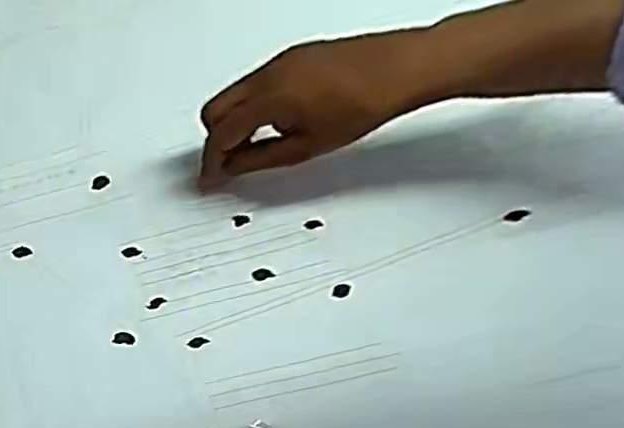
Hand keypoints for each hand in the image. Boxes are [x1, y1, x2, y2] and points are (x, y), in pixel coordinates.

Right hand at [198, 29, 438, 186]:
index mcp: (269, 97)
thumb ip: (255, 160)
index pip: (219, 134)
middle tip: (229, 160)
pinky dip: (252, 105)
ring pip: (232, 96)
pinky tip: (273, 121)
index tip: (211, 176)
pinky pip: (255, 83)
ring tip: (255, 143)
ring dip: (234, 121)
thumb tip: (229, 168)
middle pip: (214, 111)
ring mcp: (284, 60)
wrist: (412, 66)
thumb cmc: (368, 100)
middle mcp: (271, 73)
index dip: (211, 161)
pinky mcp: (296, 55)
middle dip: (216, 138)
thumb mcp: (302, 148)